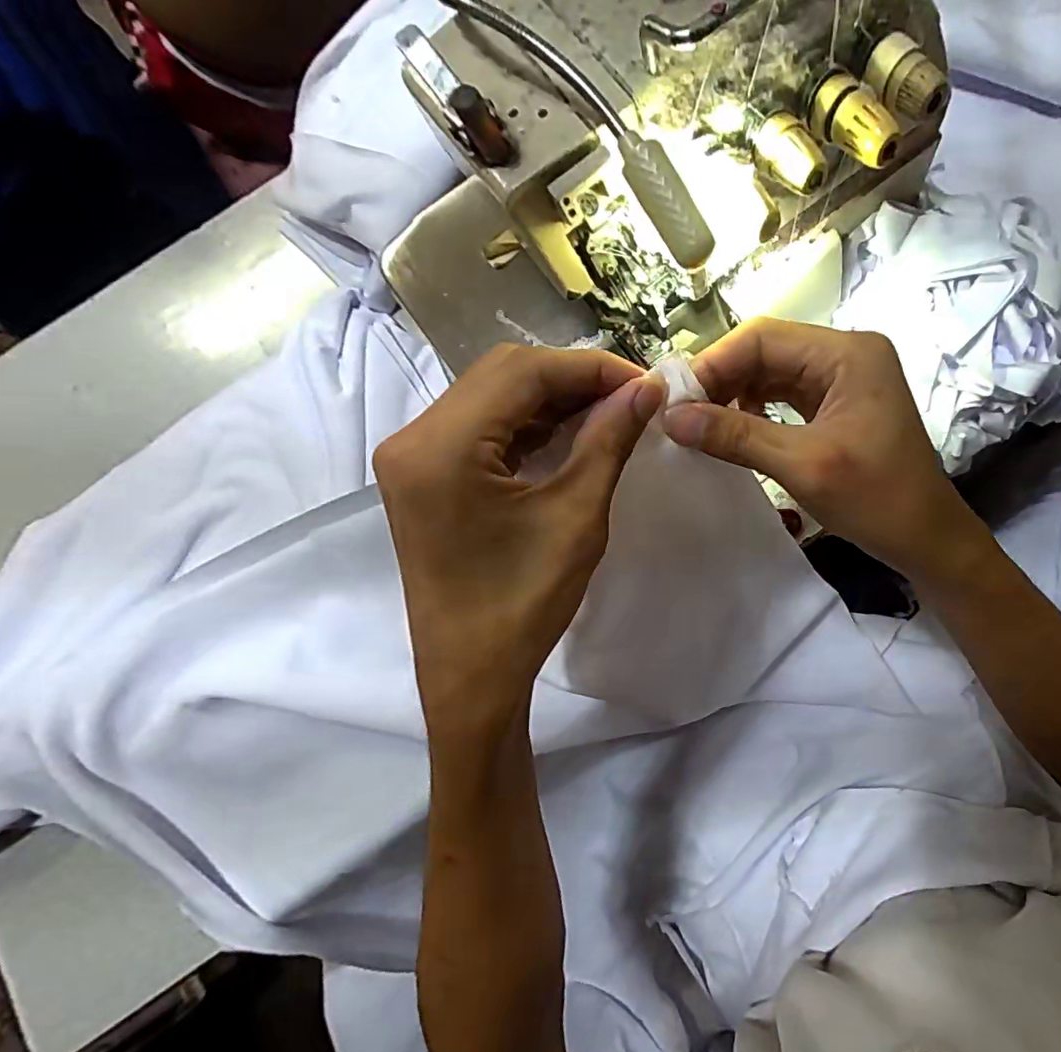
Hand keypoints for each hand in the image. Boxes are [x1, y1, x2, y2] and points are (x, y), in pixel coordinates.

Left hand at [375, 345, 662, 711]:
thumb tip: (647, 390)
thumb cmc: (525, 604)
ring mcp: (413, 455)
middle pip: (502, 374)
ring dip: (552, 398)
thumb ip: (608, 441)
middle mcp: (414, 437)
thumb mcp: (576, 517)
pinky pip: (481, 427)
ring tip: (611, 411)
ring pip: (491, 395)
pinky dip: (528, 423)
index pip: (523, 373)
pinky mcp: (423, 475)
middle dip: (573, 378)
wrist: (472, 673)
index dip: (592, 368)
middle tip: (632, 397)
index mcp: (442, 448)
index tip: (647, 383)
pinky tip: (571, 432)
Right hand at [662, 318, 987, 579]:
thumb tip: (671, 418)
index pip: (763, 337)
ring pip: (774, 373)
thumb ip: (736, 436)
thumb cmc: (876, 500)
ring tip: (702, 425)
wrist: (928, 538)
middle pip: (767, 350)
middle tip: (683, 415)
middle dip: (723, 380)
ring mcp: (847, 379)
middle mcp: (848, 354)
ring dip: (737, 395)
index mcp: (847, 353)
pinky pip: (789, 396)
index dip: (714, 364)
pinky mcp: (842, 404)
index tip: (676, 400)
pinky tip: (737, 431)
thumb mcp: (802, 465)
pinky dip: (759, 410)